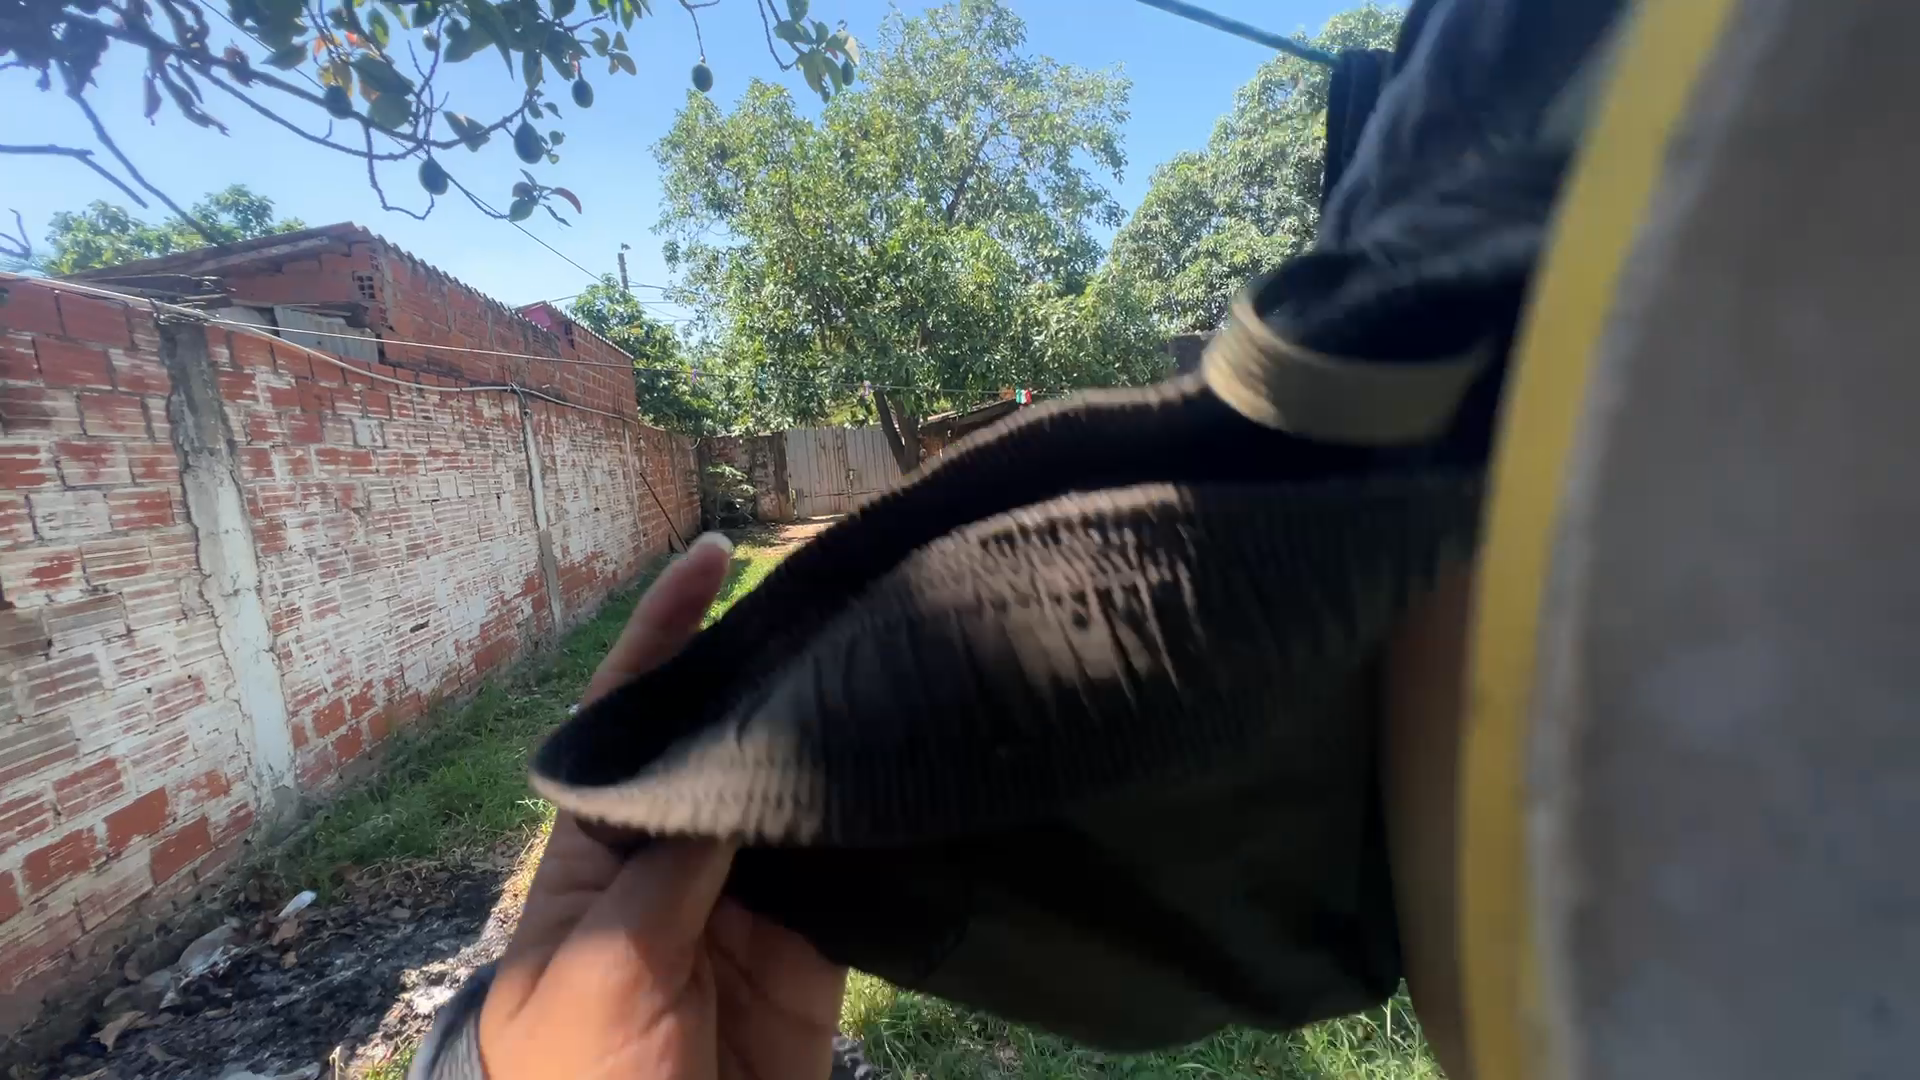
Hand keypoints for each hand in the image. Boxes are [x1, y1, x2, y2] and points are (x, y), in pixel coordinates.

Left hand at [480, 534, 848, 1078]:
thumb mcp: (594, 978)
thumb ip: (663, 873)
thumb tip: (729, 776)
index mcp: (608, 844)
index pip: (628, 714)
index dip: (662, 632)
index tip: (709, 558)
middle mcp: (683, 847)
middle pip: (720, 734)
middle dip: (757, 665)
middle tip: (820, 598)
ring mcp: (753, 883)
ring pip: (786, 782)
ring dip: (819, 726)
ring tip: (871, 654)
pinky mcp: (815, 924)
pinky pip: (841, 850)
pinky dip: (867, 805)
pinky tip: (899, 752)